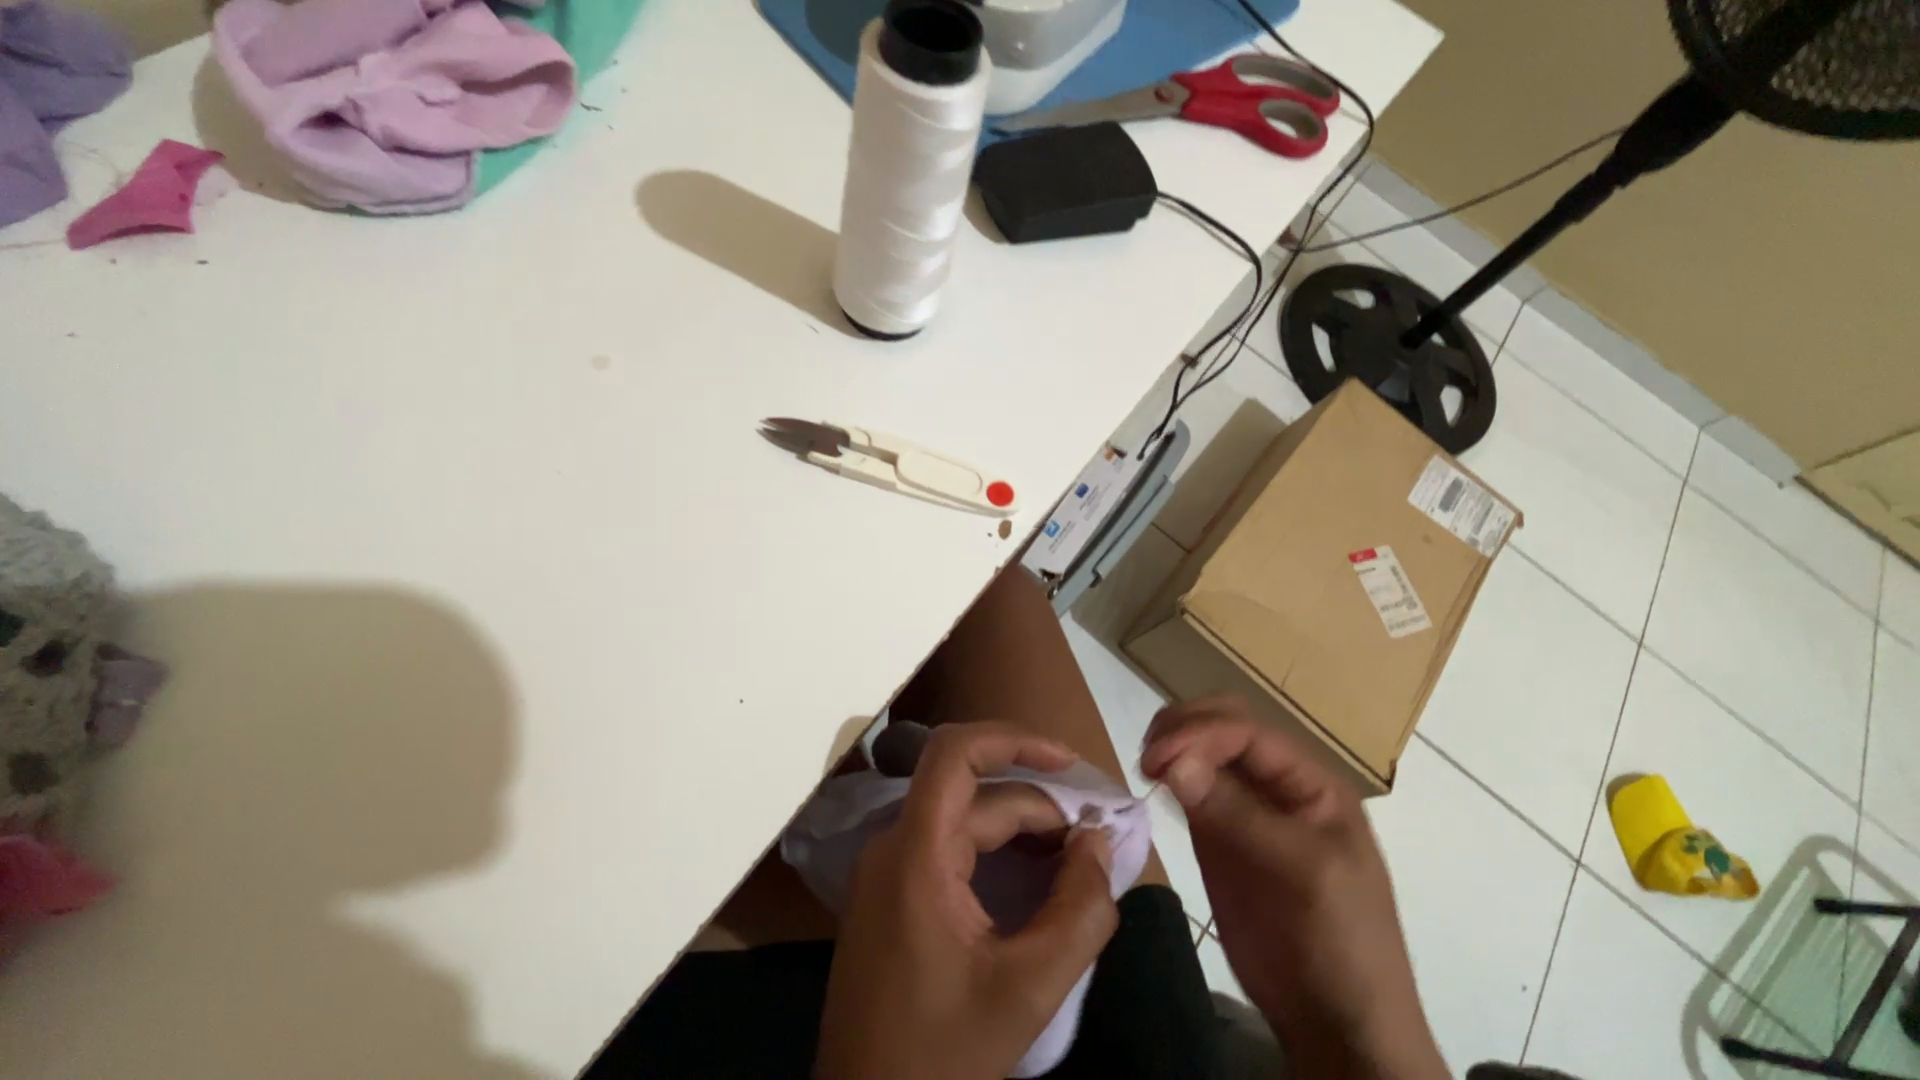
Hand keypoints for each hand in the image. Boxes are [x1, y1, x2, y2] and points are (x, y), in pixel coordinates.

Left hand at [816, 722, 1119, 1079]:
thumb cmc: (944, 1051)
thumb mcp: (1030, 988)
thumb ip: (1080, 911)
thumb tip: (1099, 843)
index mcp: (915, 856)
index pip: (955, 754)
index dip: (1014, 739)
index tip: (1071, 763)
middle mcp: (892, 847)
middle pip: (972, 794)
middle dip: (1039, 805)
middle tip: (1094, 841)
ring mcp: (885, 871)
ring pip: (961, 819)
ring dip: (1020, 828)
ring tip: (1074, 859)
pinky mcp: (889, 895)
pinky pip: (947, 847)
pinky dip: (994, 849)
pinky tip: (1034, 878)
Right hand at [1141, 697, 1446, 1079]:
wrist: (1337, 1019)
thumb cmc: (1338, 940)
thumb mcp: (1302, 870)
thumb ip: (1237, 813)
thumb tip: (1171, 761)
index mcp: (1311, 782)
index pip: (1247, 732)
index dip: (1200, 734)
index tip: (1156, 758)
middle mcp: (1276, 785)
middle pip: (1224, 728)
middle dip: (1183, 728)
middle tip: (1147, 758)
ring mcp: (1246, 811)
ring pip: (1203, 754)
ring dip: (1172, 747)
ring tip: (1146, 767)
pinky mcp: (1219, 840)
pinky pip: (1192, 792)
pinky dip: (1170, 779)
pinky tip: (1153, 785)